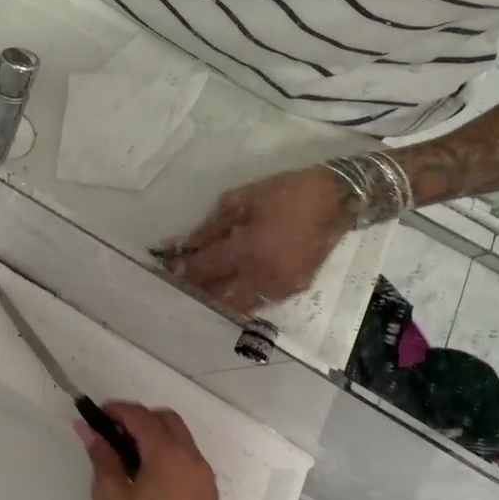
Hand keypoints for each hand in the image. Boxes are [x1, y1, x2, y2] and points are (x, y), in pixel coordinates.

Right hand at [80, 403, 221, 499]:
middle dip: (139, 419)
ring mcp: (206, 482)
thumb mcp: (109, 495)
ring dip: (156, 437)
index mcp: (169, 456)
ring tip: (129, 458)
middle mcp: (194, 462)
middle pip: (167, 420)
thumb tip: (87, 428)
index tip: (95, 417)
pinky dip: (170, 457)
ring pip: (182, 441)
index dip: (116, 410)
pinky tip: (150, 480)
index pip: (141, 416)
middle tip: (114, 434)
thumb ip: (101, 455)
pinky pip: (190, 463)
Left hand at [155, 166, 352, 313]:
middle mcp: (264, 275)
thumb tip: (183, 245)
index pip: (204, 268)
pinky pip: (261, 303)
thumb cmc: (281, 195)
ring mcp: (283, 286)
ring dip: (217, 299)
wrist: (335, 200)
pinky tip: (227, 289)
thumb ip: (208, 228)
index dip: (181, 269)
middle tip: (177, 282)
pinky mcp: (296, 288)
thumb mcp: (236, 202)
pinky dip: (240, 300)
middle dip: (195, 290)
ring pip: (240, 305)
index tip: (163, 269)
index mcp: (247, 250)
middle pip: (219, 295)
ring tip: (199, 287)